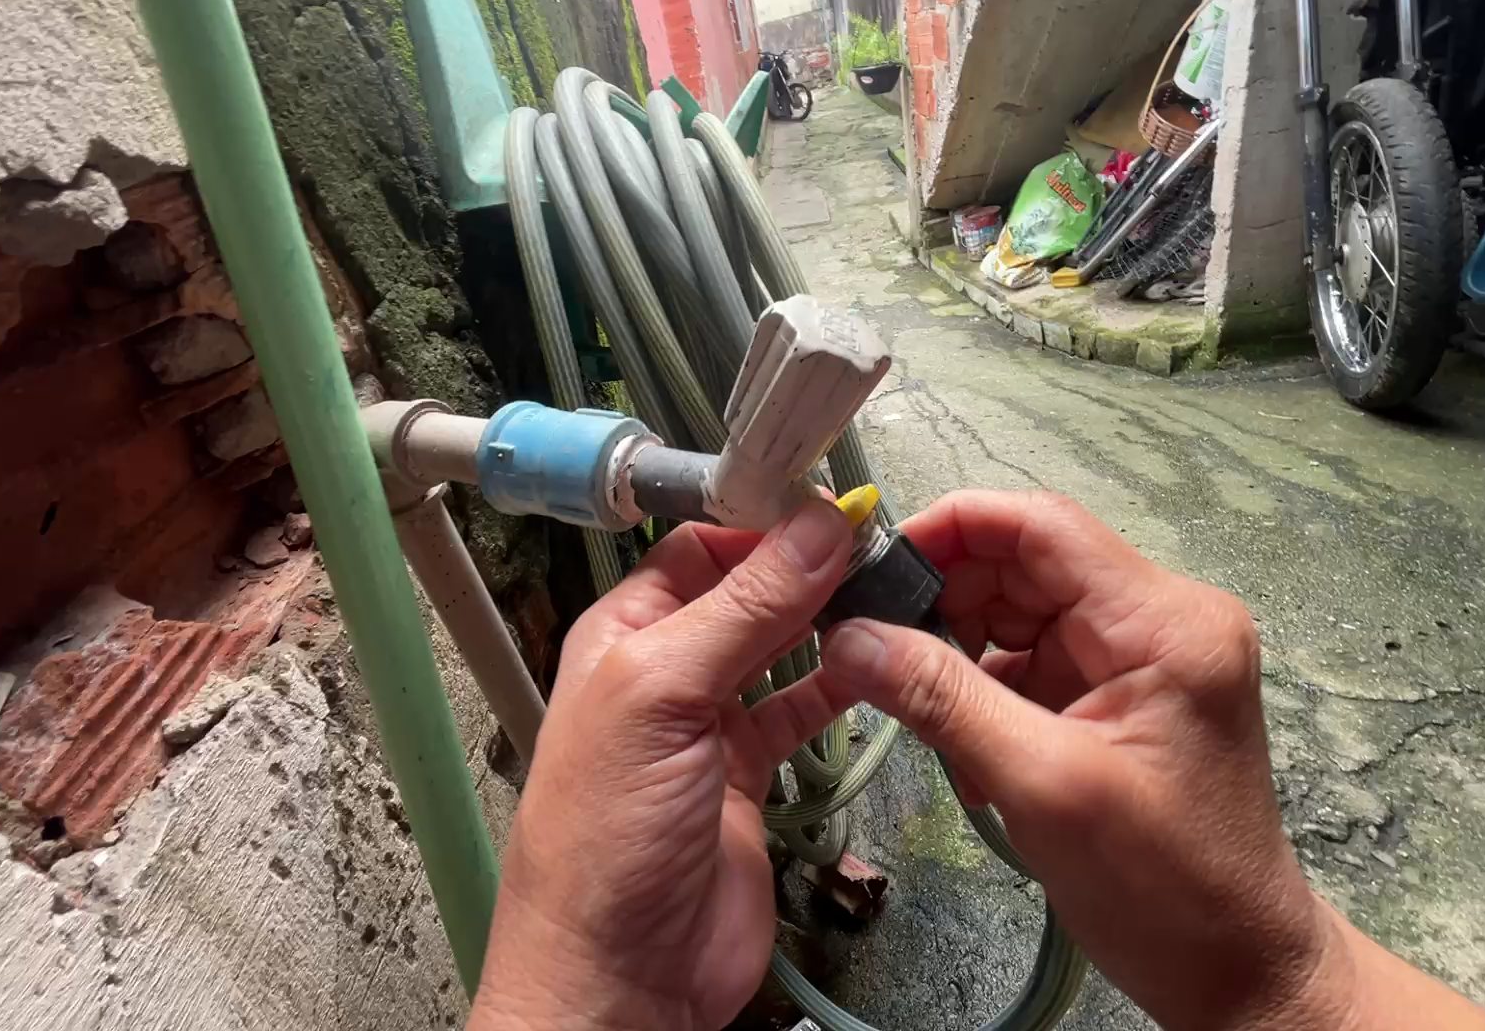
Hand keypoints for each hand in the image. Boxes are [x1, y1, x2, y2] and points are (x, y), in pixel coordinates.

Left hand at [468, 500, 854, 1030]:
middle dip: (799, 565)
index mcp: (625, 630)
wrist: (622, 978)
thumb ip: (744, 608)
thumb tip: (815, 528)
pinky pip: (798, 706)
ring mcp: (710, 717)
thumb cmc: (606, 832)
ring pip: (776, 644)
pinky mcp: (750, 767)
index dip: (756, 522)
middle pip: (742, 590)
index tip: (824, 506)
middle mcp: (666, 665)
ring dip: (822, 617)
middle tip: (867, 541)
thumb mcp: (663, 694)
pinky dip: (833, 682)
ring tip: (878, 589)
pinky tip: (868, 660)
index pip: (696, 546)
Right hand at [816, 489, 1336, 1029]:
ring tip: (925, 713)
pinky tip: (967, 745)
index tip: (876, 565)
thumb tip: (844, 637)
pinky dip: (978, 686)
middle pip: (1018, 565)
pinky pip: (1021, 653)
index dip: (950, 525)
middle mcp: (1150, 614)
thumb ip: (941, 699)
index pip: (1039, 524)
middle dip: (942, 600)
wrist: (1240, 975)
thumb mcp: (1042, 785)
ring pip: (1010, 608)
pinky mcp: (1108, 683)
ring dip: (954, 650)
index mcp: (1159, 619)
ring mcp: (1130, 649)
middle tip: (876, 648)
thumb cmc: (1163, 888)